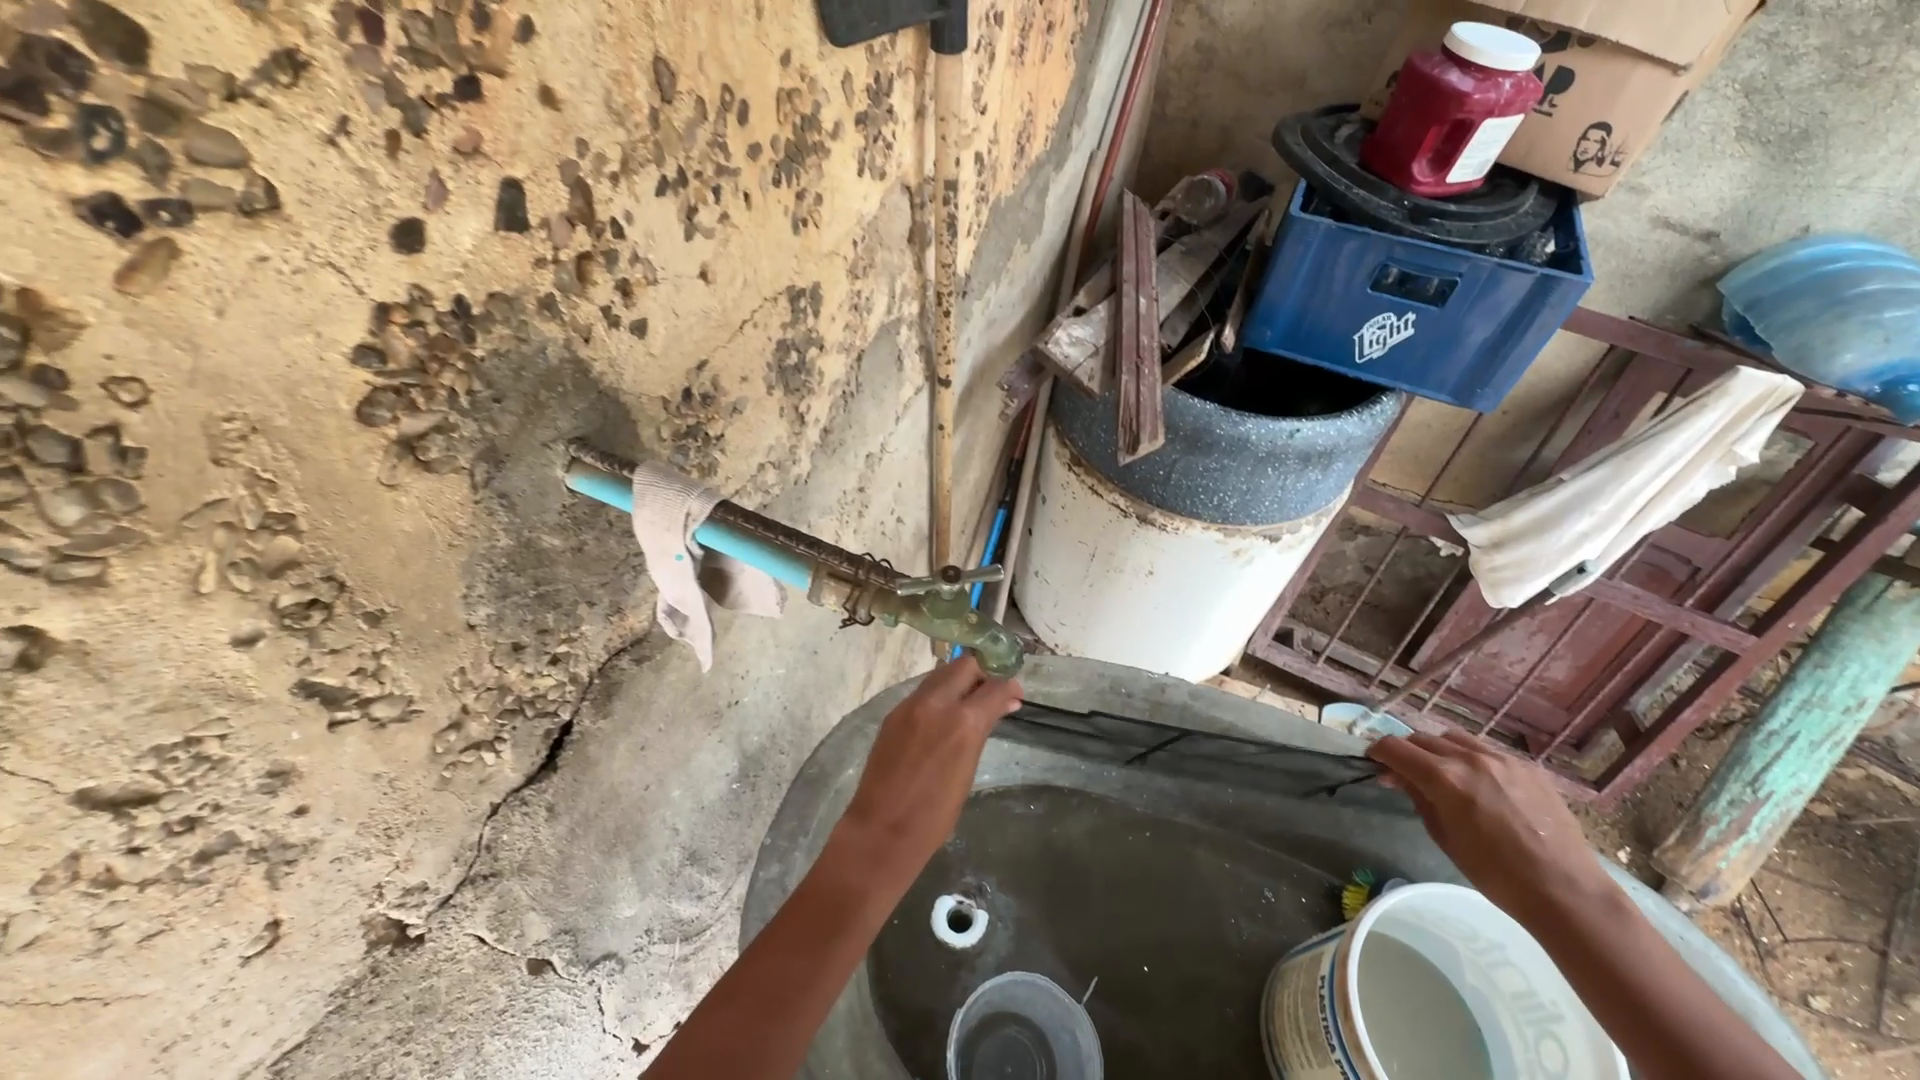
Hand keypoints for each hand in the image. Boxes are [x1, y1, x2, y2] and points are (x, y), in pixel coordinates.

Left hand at [835, 656, 1021, 875]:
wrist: (883, 829)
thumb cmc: (936, 813)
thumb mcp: (969, 768)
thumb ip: (983, 730)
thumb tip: (1002, 706)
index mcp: (964, 722)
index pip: (995, 684)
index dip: (1009, 685)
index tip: (1015, 694)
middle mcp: (937, 703)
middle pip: (966, 665)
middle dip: (984, 672)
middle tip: (993, 692)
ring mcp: (911, 705)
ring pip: (942, 673)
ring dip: (961, 680)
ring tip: (971, 702)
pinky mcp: (894, 714)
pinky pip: (924, 691)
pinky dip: (940, 693)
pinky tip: (945, 714)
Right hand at [1368, 731, 1610, 921]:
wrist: (1563, 889)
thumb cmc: (1495, 874)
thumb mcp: (1444, 837)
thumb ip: (1418, 798)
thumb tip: (1398, 777)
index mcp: (1445, 779)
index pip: (1396, 748)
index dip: (1378, 752)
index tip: (1373, 762)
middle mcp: (1472, 758)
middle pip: (1423, 738)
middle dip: (1407, 751)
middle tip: (1403, 773)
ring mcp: (1504, 759)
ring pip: (1455, 738)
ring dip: (1438, 750)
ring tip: (1441, 773)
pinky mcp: (1529, 767)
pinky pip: (1487, 751)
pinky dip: (1470, 758)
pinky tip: (1478, 783)